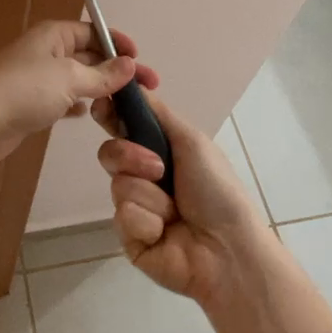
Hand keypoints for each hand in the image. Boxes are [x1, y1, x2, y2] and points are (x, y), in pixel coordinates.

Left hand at [0, 20, 159, 168]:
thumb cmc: (25, 90)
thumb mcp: (69, 78)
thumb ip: (102, 74)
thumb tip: (130, 64)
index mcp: (53, 35)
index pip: (92, 31)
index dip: (117, 43)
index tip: (140, 60)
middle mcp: (46, 52)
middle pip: (88, 56)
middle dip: (115, 70)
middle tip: (147, 89)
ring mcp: (37, 78)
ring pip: (77, 79)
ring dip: (100, 89)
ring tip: (126, 104)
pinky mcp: (32, 104)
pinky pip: (63, 99)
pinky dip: (79, 104)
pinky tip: (92, 114)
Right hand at [94, 94, 266, 306]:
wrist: (228, 250)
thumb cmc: (216, 189)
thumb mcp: (191, 140)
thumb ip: (156, 112)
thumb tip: (129, 82)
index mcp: (158, 151)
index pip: (121, 126)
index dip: (108, 115)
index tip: (103, 107)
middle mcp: (143, 177)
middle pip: (110, 153)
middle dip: (131, 157)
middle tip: (158, 169)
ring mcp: (135, 208)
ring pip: (118, 186)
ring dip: (149, 195)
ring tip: (174, 210)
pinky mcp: (130, 238)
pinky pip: (123, 217)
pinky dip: (148, 221)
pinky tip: (166, 233)